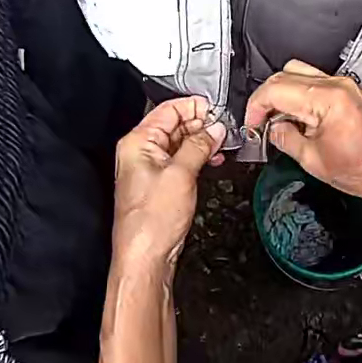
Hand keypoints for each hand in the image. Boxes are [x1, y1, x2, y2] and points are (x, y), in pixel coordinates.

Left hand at [113, 96, 226, 264]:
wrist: (145, 257)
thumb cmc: (151, 222)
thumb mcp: (181, 174)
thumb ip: (199, 145)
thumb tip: (214, 129)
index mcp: (138, 142)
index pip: (167, 109)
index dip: (193, 105)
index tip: (215, 108)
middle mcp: (140, 152)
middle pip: (174, 124)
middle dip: (200, 123)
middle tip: (223, 126)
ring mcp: (150, 168)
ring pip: (179, 142)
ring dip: (201, 140)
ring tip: (222, 142)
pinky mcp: (160, 184)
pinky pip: (181, 160)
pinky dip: (198, 156)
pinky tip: (212, 157)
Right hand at [245, 60, 361, 211]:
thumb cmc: (361, 169)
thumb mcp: (311, 160)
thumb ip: (284, 138)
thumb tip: (270, 127)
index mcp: (327, 100)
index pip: (276, 89)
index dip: (256, 106)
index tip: (252, 123)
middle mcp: (336, 86)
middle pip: (283, 75)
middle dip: (265, 99)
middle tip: (259, 122)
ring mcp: (343, 85)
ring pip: (296, 72)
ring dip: (280, 93)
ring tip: (277, 119)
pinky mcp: (346, 90)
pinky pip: (312, 80)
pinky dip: (296, 94)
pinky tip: (295, 116)